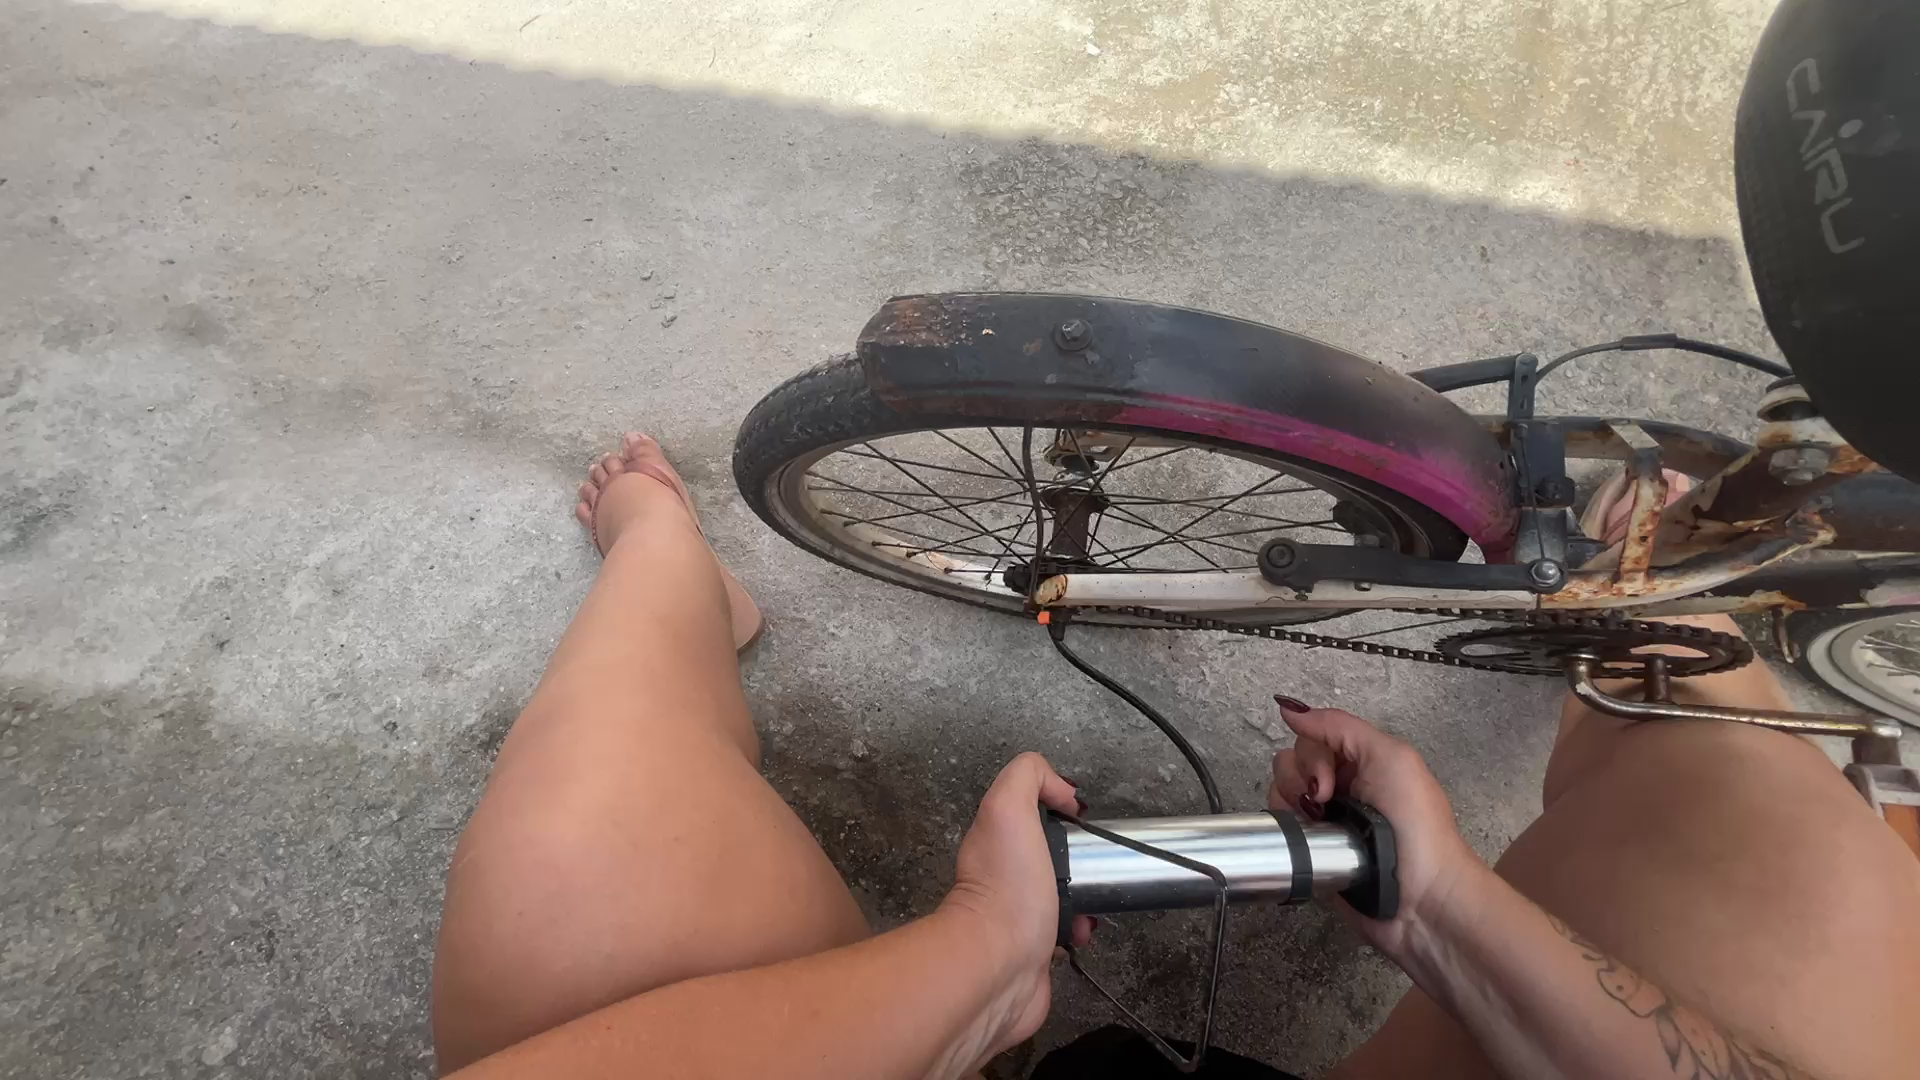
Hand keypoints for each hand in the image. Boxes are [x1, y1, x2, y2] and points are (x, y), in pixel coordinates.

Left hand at [937, 753, 1093, 1069]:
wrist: (998, 964)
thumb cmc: (1008, 884)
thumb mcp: (1009, 805)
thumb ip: (1028, 776)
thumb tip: (1060, 788)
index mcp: (994, 835)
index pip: (1029, 810)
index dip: (1056, 807)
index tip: (1077, 819)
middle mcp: (1001, 871)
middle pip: (1049, 850)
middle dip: (1076, 856)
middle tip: (1090, 864)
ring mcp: (1015, 912)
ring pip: (1061, 892)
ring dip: (1084, 895)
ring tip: (1090, 903)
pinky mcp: (1032, 949)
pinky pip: (1064, 932)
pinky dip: (1079, 930)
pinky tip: (1081, 932)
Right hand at [1267, 700, 1480, 957]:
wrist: (1421, 897)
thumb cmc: (1414, 825)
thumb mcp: (1390, 757)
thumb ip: (1338, 726)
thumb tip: (1287, 708)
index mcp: (1360, 760)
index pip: (1312, 736)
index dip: (1313, 754)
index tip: (1331, 781)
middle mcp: (1339, 784)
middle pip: (1290, 759)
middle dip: (1301, 777)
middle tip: (1328, 802)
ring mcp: (1323, 815)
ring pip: (1280, 788)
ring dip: (1291, 801)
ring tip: (1318, 824)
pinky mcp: (1310, 845)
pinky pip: (1279, 820)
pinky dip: (1286, 823)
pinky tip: (1307, 835)